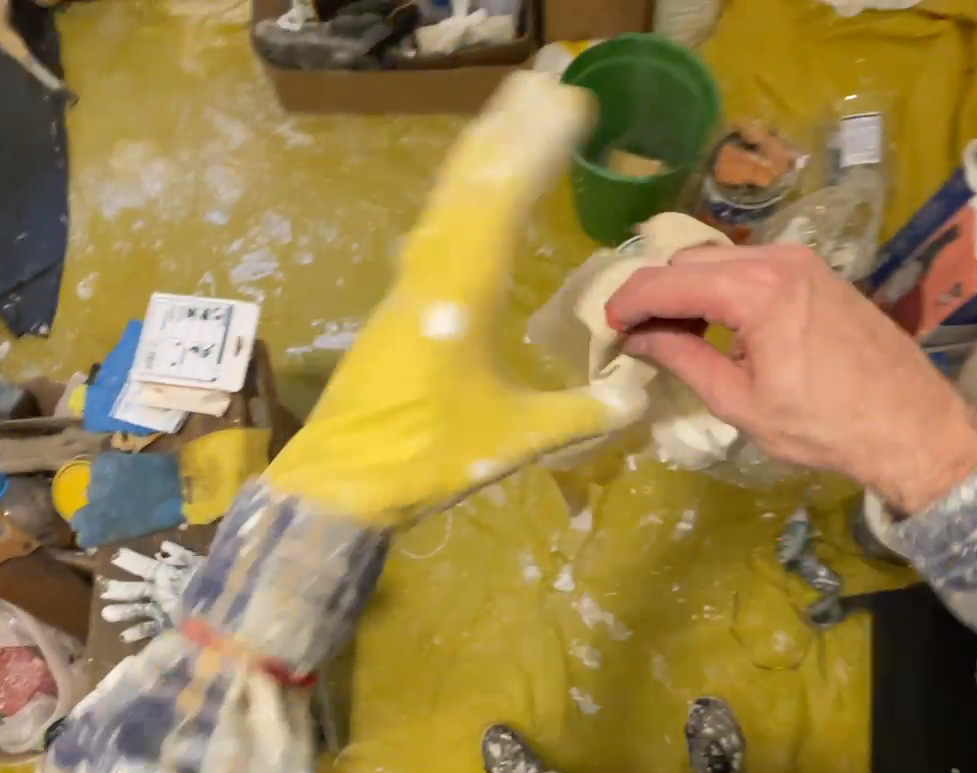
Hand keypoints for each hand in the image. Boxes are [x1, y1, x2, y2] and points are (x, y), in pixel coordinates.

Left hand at [263, 74, 645, 526]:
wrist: (338, 484)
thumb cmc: (424, 458)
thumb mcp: (512, 440)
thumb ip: (578, 414)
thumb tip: (637, 397)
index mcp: (459, 297)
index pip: (501, 202)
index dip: (537, 150)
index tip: (570, 105)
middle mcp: (427, 277)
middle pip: (465, 187)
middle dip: (505, 132)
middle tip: (540, 84)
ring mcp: (403, 293)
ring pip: (443, 208)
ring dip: (476, 162)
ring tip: (508, 125)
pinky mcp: (393, 314)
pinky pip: (430, 240)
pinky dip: (456, 206)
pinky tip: (466, 208)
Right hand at [604, 245, 976, 514]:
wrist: (910, 423)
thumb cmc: (820, 425)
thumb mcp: (738, 402)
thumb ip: (681, 360)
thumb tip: (636, 338)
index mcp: (757, 292)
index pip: (670, 282)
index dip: (629, 301)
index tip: (607, 327)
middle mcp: (778, 260)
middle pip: (690, 260)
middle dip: (654, 293)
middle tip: (636, 336)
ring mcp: (801, 260)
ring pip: (718, 259)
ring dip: (686, 290)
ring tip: (672, 335)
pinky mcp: (815, 271)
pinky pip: (748, 266)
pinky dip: (718, 289)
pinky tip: (714, 325)